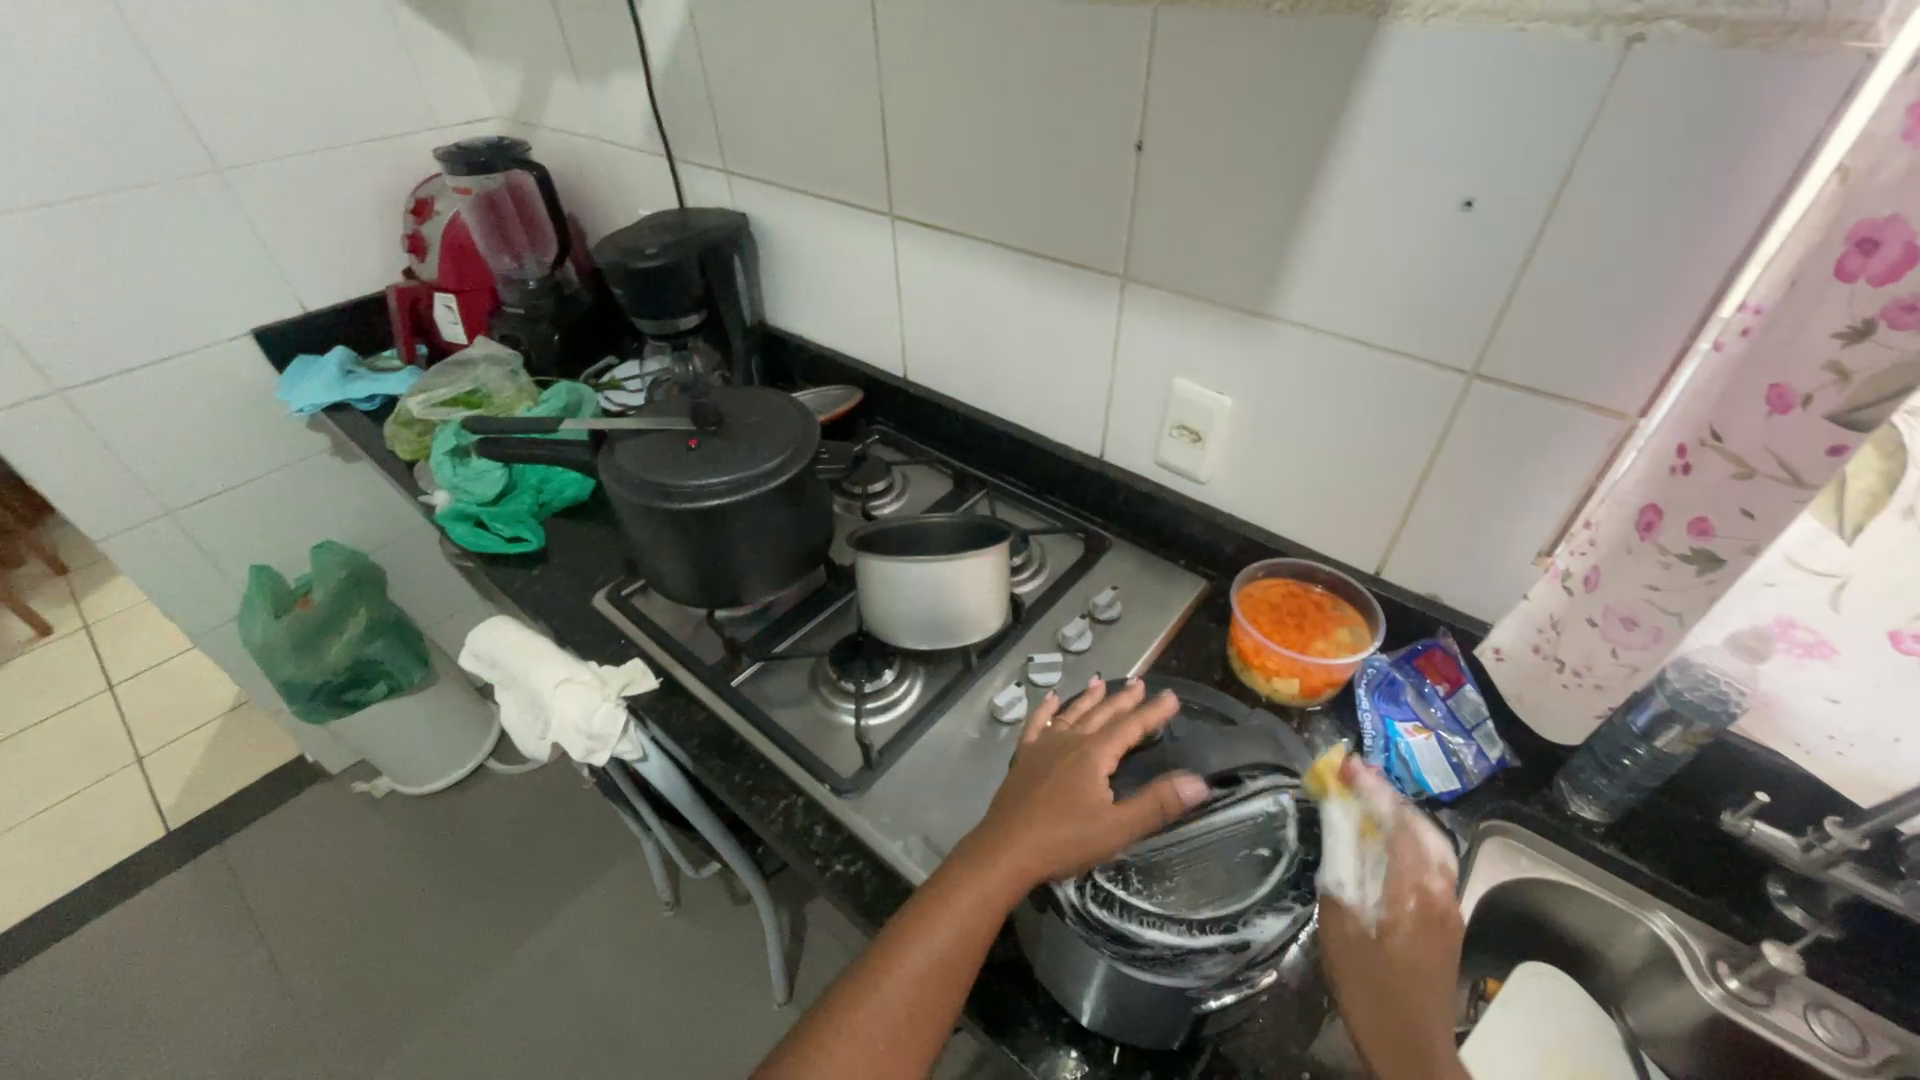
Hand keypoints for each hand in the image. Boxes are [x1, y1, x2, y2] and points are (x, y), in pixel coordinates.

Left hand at [959, 677, 1210, 892]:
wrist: (1005, 850)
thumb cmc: (1064, 841)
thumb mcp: (1118, 828)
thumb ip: (1158, 804)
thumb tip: (1199, 782)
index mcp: (1094, 754)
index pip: (1130, 727)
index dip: (1153, 713)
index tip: (1172, 696)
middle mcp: (1069, 741)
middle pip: (1101, 715)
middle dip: (1123, 700)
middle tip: (1140, 683)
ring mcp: (1042, 747)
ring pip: (1071, 714)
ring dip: (1088, 699)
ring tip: (1101, 681)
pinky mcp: (1023, 758)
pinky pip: (1037, 725)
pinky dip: (1046, 710)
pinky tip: (1049, 699)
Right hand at [1318, 761, 1466, 1079]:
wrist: (1410, 1043)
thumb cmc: (1367, 984)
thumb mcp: (1340, 920)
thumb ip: (1341, 864)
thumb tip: (1337, 819)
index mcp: (1413, 885)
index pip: (1397, 819)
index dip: (1371, 788)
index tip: (1347, 764)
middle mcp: (1441, 888)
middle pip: (1421, 827)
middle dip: (1388, 797)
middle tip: (1356, 778)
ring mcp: (1450, 905)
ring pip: (1432, 845)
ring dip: (1401, 818)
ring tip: (1368, 803)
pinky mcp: (1448, 920)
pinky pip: (1432, 864)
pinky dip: (1409, 842)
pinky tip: (1385, 845)